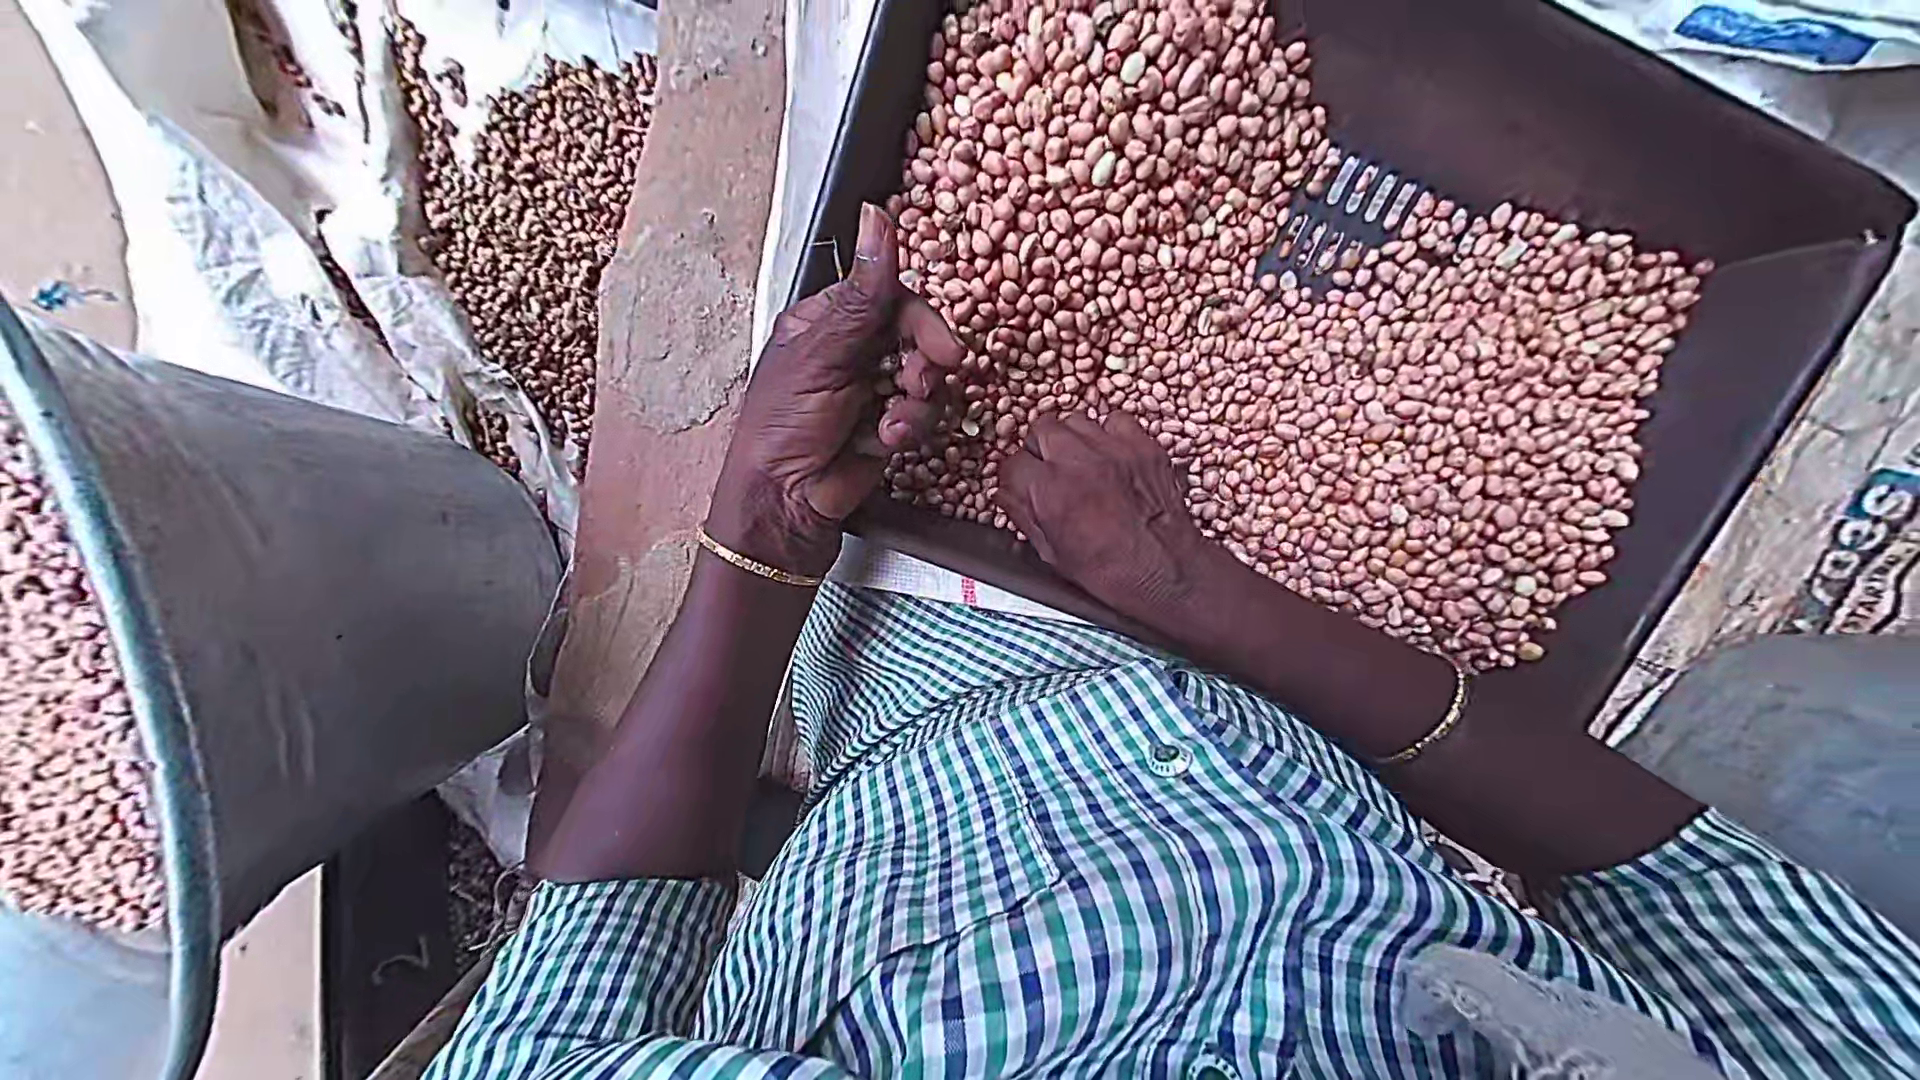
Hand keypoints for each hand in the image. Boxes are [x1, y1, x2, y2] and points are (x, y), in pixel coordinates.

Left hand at [709, 204, 963, 575]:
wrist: (785, 500)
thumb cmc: (782, 427)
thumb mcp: (821, 356)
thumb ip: (861, 296)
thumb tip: (877, 219)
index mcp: (828, 322)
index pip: (890, 300)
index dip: (921, 322)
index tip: (942, 348)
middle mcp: (853, 352)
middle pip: (915, 338)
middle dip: (924, 364)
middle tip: (922, 382)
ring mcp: (873, 389)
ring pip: (925, 378)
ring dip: (916, 402)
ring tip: (893, 422)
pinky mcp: (888, 424)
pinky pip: (920, 414)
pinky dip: (909, 427)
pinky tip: (887, 440)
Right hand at [996, 410, 1226, 622]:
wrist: (1165, 573)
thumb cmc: (1110, 572)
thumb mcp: (1053, 553)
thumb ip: (1024, 517)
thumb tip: (1005, 496)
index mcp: (1048, 490)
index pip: (1012, 463)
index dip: (1014, 477)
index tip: (1020, 485)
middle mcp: (1077, 461)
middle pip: (1040, 429)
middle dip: (1038, 449)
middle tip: (1047, 469)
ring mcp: (1112, 449)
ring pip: (1075, 420)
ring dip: (1070, 438)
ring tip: (1078, 461)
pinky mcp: (1142, 445)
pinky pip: (1115, 420)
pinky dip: (1108, 434)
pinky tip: (1109, 455)